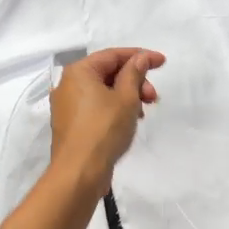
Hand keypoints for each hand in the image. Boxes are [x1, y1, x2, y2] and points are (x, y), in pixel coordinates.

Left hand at [48, 47, 163, 194]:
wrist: (79, 173)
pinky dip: (114, 108)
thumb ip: (134, 73)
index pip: (113, 55)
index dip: (140, 56)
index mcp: (79, 71)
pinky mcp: (70, 124)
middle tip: (153, 96)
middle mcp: (68, 84)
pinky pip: (95, 107)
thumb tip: (140, 58)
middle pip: (108, 73)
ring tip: (143, 112)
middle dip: (134, 80)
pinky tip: (128, 122)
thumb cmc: (104, 129)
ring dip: (127, 96)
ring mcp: (67, 105)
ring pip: (102, 91)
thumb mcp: (126, 98)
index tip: (162, 62)